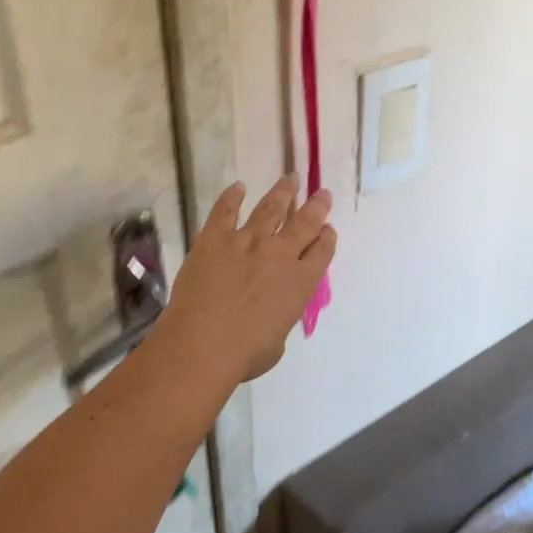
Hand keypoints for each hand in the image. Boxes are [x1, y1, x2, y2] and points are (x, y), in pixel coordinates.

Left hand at [153, 176, 335, 383]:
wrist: (204, 343)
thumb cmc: (245, 354)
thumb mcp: (277, 342)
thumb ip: (279, 320)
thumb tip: (269, 316)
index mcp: (301, 282)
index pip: (321, 252)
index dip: (326, 238)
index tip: (328, 229)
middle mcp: (280, 254)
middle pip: (304, 223)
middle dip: (316, 207)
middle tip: (322, 193)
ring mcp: (247, 242)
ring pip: (271, 208)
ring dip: (283, 192)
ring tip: (290, 178)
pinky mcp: (214, 238)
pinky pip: (225, 211)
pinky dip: (232, 197)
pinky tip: (238, 187)